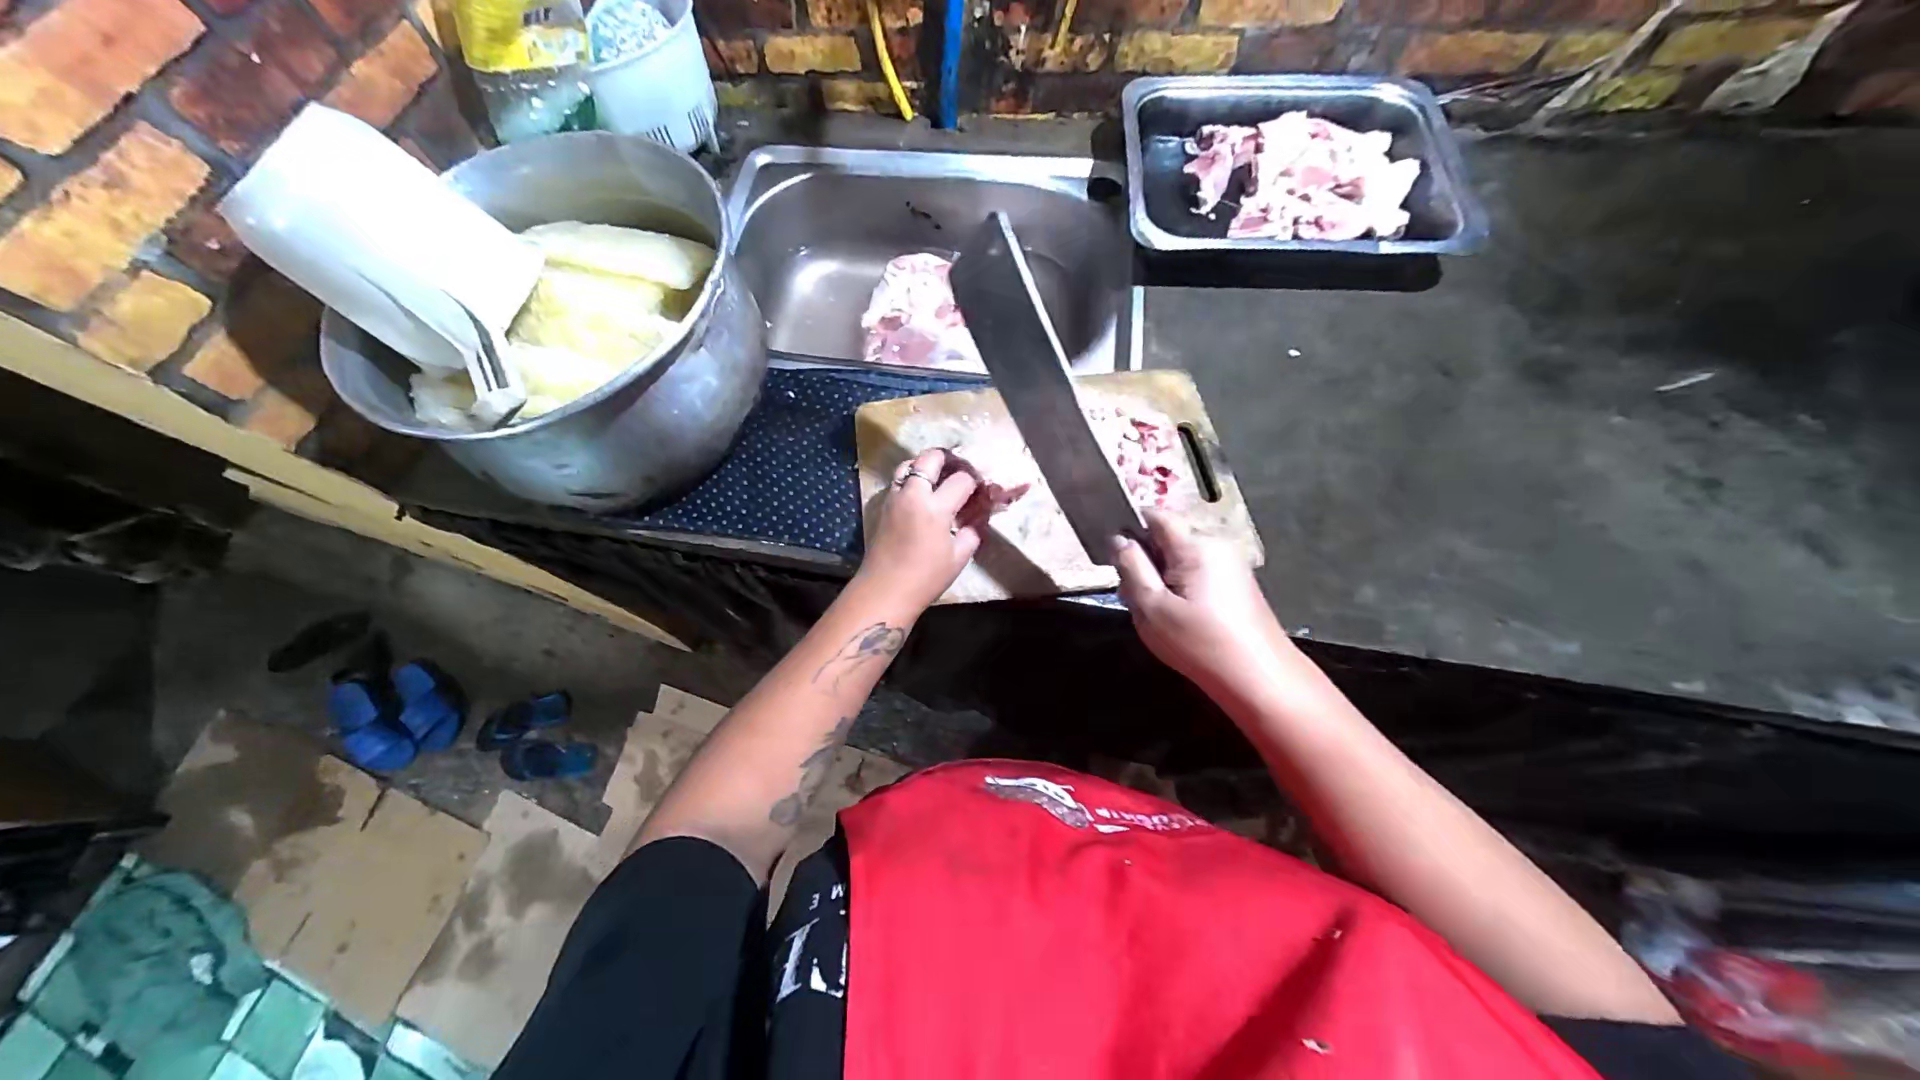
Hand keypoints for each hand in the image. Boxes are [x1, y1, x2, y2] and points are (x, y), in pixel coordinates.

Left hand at [857, 448, 983, 610]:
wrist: (884, 590)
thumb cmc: (925, 578)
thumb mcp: (958, 558)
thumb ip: (971, 533)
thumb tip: (975, 520)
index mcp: (935, 508)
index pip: (961, 480)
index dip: (974, 482)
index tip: (979, 489)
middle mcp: (913, 495)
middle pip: (930, 458)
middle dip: (948, 459)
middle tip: (958, 470)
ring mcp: (894, 497)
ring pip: (908, 464)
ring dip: (924, 466)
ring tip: (937, 478)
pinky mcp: (882, 505)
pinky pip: (898, 480)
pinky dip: (911, 479)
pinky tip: (921, 495)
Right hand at [1111, 509, 1293, 704]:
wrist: (1259, 679)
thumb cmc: (1201, 645)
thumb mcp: (1152, 607)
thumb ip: (1130, 567)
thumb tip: (1118, 539)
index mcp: (1196, 546)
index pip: (1155, 515)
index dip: (1130, 529)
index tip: (1115, 558)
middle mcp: (1216, 546)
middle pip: (1166, 538)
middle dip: (1144, 562)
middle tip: (1134, 598)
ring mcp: (1229, 565)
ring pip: (1178, 558)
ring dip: (1160, 579)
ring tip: (1156, 614)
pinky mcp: (1234, 584)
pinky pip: (1195, 574)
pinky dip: (1179, 590)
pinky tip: (1177, 619)